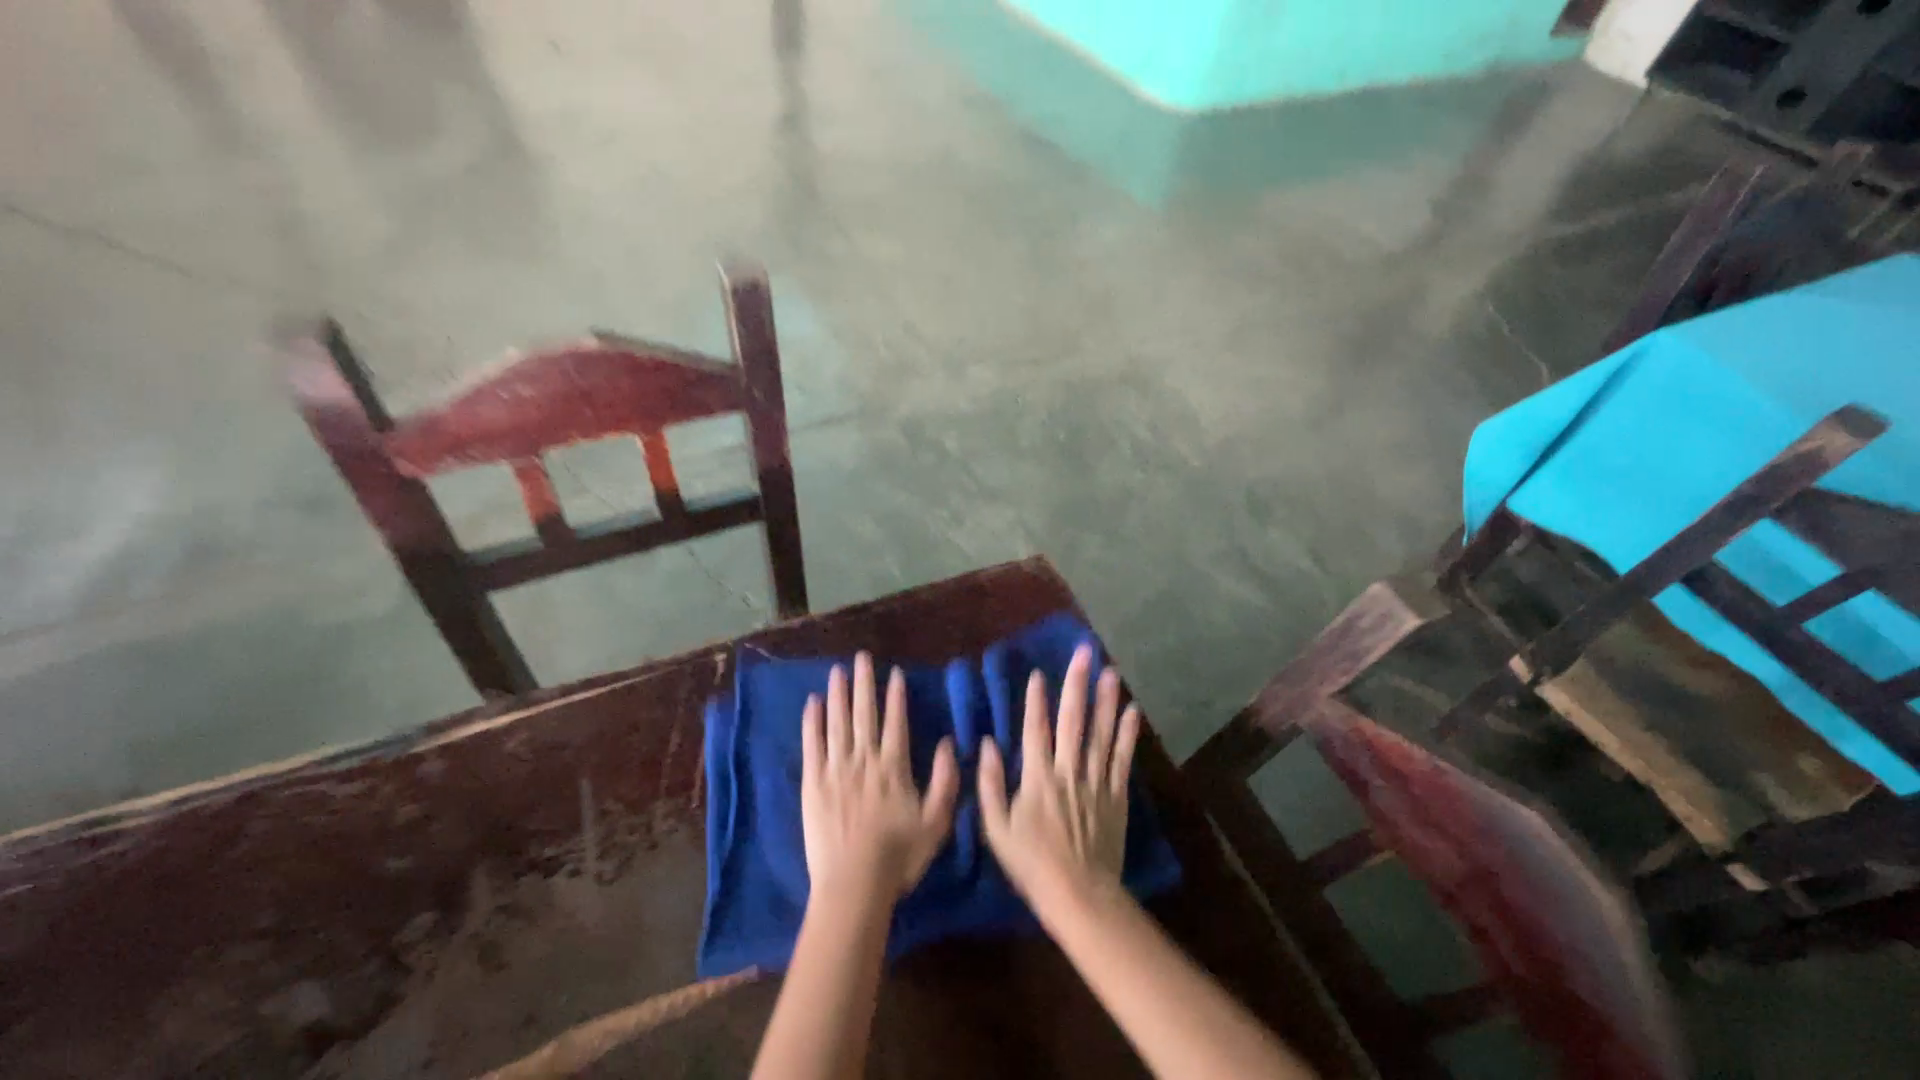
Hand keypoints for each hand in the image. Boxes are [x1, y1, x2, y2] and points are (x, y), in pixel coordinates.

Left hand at [801, 652, 958, 905]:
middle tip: (861, 657)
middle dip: (864, 684)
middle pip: (864, 714)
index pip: (896, 723)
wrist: (854, 884)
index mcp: (895, 768)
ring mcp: (836, 770)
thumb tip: (948, 743)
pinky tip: (812, 704)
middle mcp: (865, 760)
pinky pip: (812, 745)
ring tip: (837, 672)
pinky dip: (812, 723)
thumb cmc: (899, 857)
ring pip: (837, 723)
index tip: (894, 673)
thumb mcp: (937, 823)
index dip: (896, 697)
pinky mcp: (813, 784)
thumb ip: (945, 781)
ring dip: (838, 695)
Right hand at [978, 644, 1140, 912]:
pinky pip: (1122, 759)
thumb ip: (989, 783)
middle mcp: (1068, 772)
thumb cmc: (1031, 864)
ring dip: (1106, 700)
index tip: (1038, 674)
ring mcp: (1096, 782)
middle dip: (1077, 685)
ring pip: (1101, 733)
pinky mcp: (1116, 796)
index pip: (1036, 730)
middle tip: (1084, 653)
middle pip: (1073, 721)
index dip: (1036, 701)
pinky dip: (1127, 734)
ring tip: (1110, 671)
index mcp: (1037, 778)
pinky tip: (1132, 711)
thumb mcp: (996, 828)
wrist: (1079, 895)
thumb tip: (987, 744)